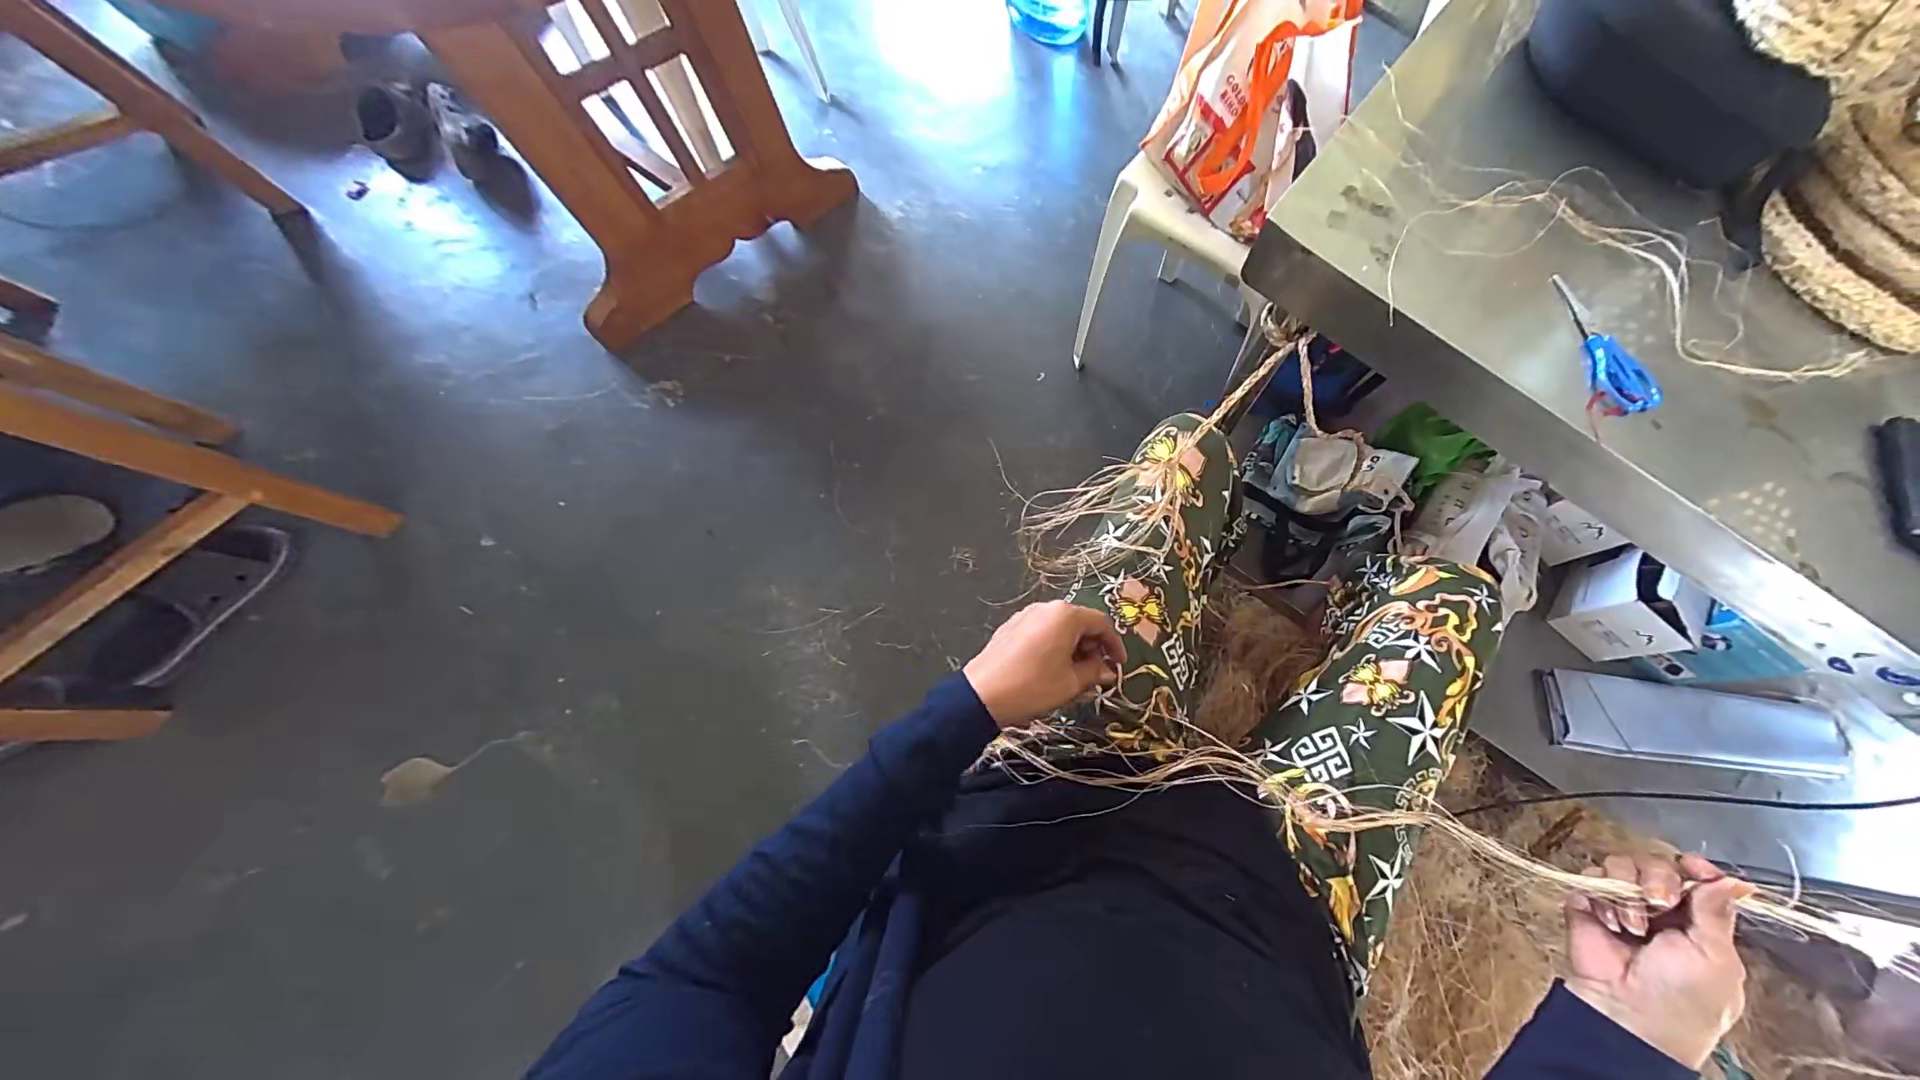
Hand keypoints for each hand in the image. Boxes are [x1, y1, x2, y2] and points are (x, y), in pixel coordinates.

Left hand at [963, 601, 1125, 727]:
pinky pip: (1041, 631)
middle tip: (1098, 671)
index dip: (1114, 644)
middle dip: (1093, 645)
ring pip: (1059, 626)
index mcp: (1065, 615)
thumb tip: (1106, 669)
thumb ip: (1095, 671)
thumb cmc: (1033, 686)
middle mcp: (1045, 608)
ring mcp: (1024, 615)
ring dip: (1073, 646)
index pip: (1100, 623)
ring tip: (1075, 673)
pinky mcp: (1010, 627)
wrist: (983, 695)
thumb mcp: (1072, 682)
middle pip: (1079, 621)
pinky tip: (1051, 667)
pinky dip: (1053, 645)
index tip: (1119, 664)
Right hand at [1563, 852, 1755, 1068]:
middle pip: (1653, 864)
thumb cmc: (1685, 992)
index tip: (1690, 865)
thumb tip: (1736, 882)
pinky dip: (1598, 896)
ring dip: (1625, 891)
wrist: (1629, 1008)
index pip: (1695, 880)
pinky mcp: (1585, 904)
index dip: (1694, 868)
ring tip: (1631, 924)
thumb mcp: (1714, 957)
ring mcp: (1619, 904)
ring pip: (1617, 865)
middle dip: (1654, 878)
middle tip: (1656, 901)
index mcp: (1696, 921)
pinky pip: (1587, 879)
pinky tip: (1607, 922)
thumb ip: (1716, 915)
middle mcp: (1657, 908)